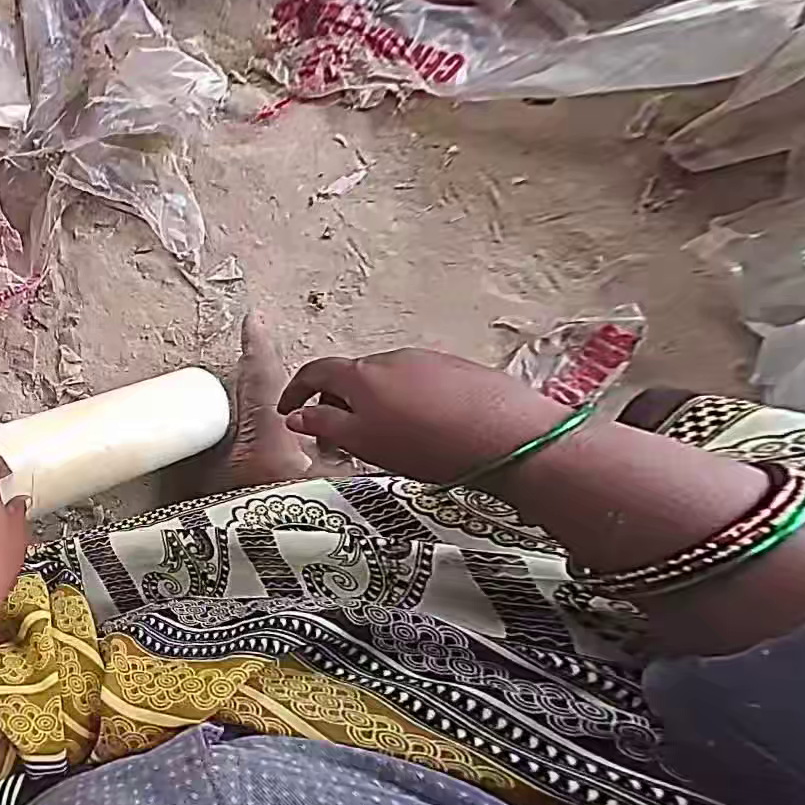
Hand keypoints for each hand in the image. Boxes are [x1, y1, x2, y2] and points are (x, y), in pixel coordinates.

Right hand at [276, 348, 571, 484]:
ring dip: (372, 403)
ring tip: (381, 436)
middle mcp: (392, 359)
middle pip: (350, 376)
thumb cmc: (430, 444)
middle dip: (335, 402)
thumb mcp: (361, 441)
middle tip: (335, 434)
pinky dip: (404, 402)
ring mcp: (430, 362)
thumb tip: (297, 416)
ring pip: (384, 380)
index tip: (289, 408)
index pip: (314, 372)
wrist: (515, 442)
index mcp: (360, 374)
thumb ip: (323, 424)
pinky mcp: (461, 371)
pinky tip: (419, 429)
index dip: (295, 391)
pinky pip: (418, 383)